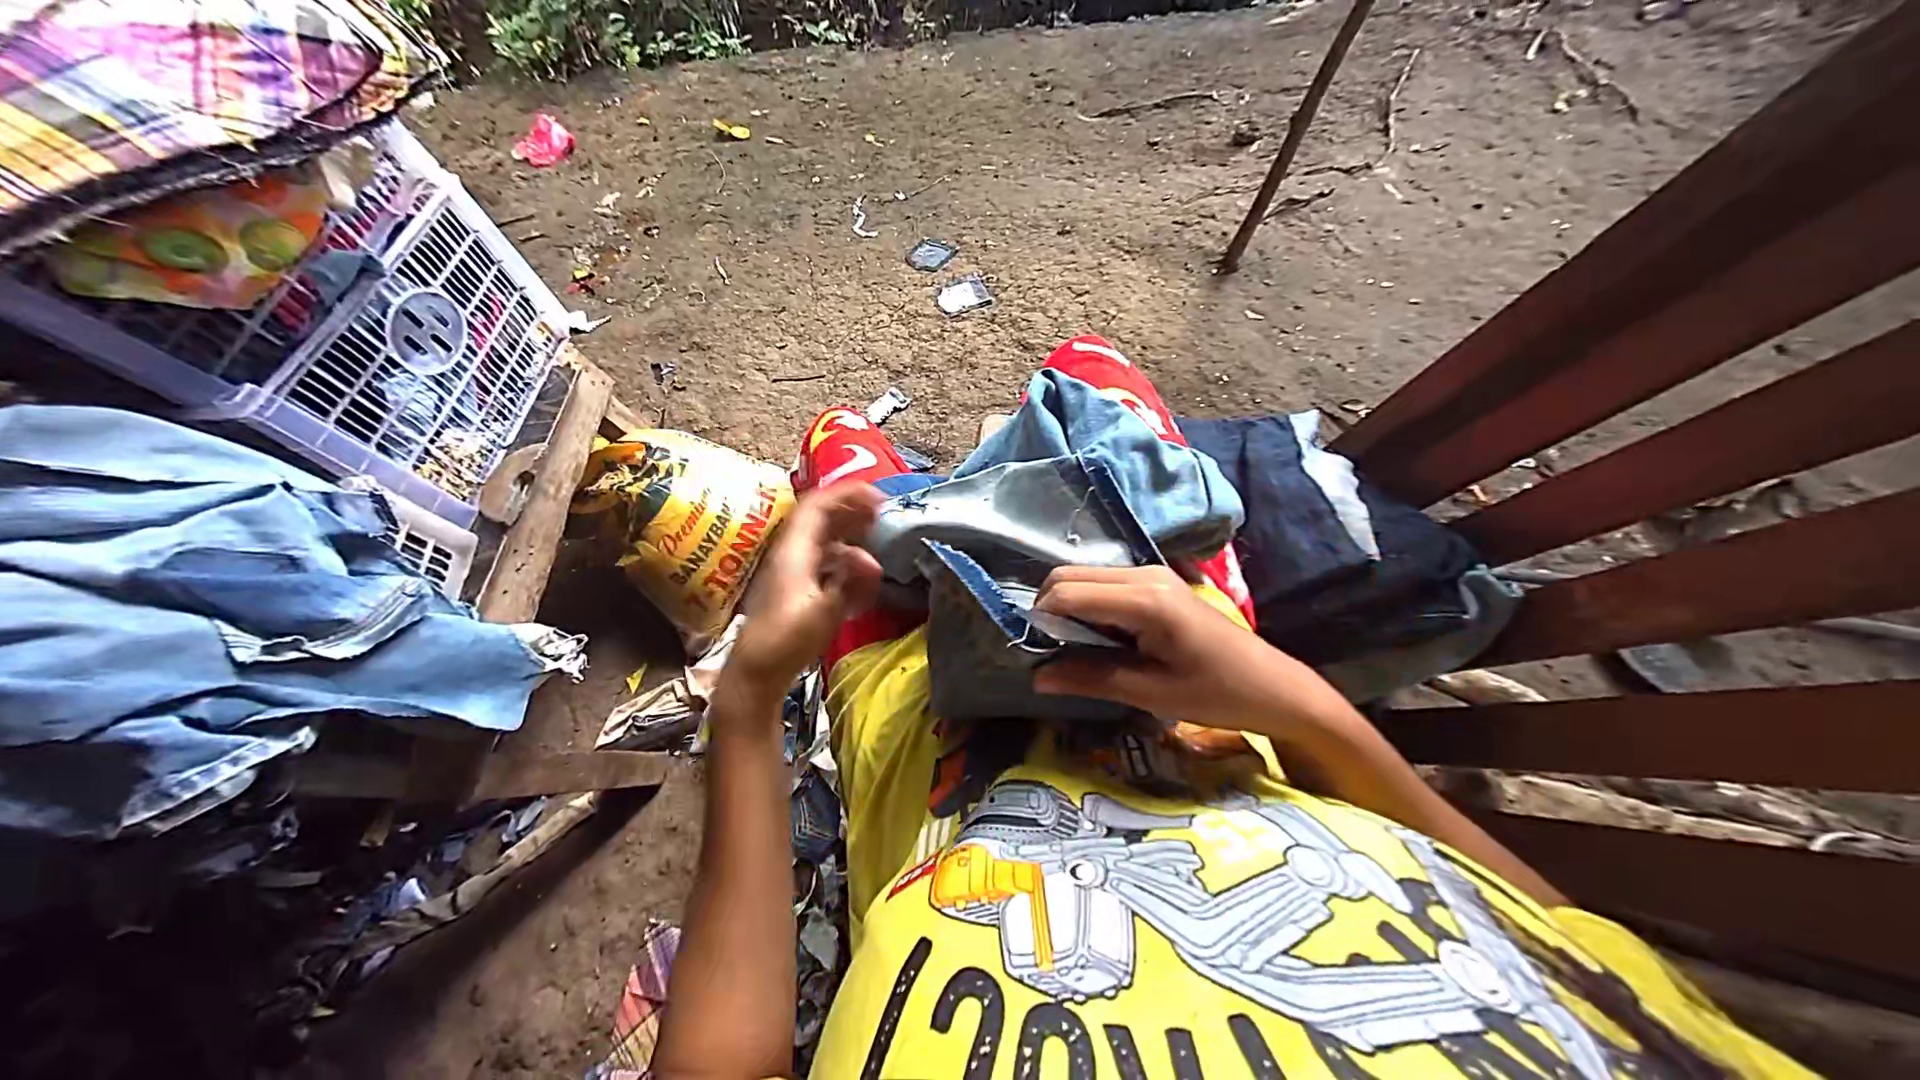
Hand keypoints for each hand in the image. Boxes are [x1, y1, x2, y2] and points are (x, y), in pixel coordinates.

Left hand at [727, 483, 883, 692]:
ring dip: (849, 536)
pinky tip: (860, 573)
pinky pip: (822, 563)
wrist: (758, 671)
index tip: (877, 495)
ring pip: (822, 541)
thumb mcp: (825, 610)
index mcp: (794, 551)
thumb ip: (849, 581)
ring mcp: (791, 572)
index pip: (818, 506)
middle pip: (820, 520)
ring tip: (875, 538)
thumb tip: (869, 561)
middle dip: (851, 512)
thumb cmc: (788, 639)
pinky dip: (843, 560)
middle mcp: (791, 554)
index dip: (847, 494)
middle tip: (880, 512)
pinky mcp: (795, 590)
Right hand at [1032, 565, 1353, 737]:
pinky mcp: (1157, 583)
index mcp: (1144, 600)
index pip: (1067, 592)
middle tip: (1057, 652)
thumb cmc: (1219, 693)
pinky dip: (1089, 606)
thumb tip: (1038, 677)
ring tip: (1079, 649)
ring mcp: (1152, 574)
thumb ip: (1091, 678)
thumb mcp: (1152, 693)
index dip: (1043, 620)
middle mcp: (1144, 574)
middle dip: (1050, 609)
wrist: (1273, 686)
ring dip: (1069, 607)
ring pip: (1084, 576)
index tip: (1040, 654)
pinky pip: (1105, 584)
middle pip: (1069, 574)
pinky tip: (1102, 639)